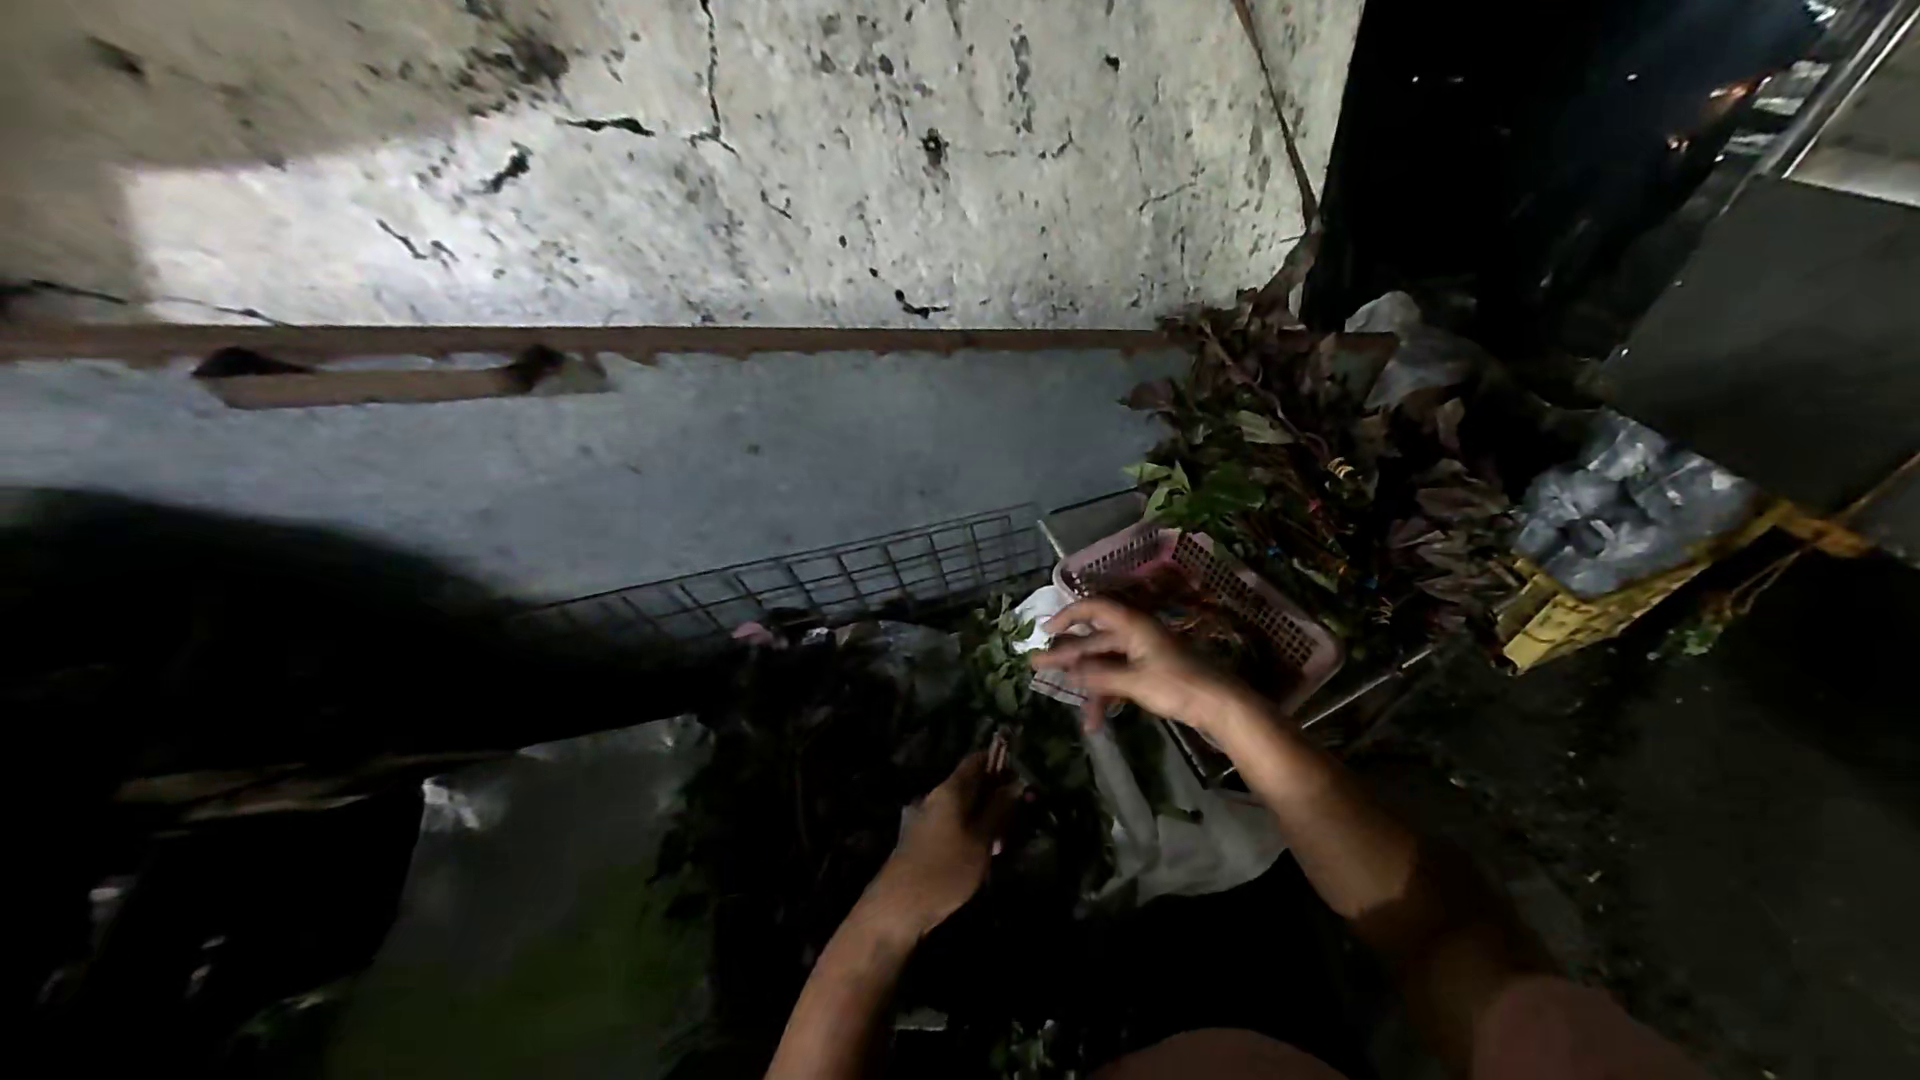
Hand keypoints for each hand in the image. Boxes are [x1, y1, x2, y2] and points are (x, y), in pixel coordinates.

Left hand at [862, 749, 1019, 938]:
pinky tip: (981, 855)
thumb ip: (998, 810)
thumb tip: (1015, 784)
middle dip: (995, 796)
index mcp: (949, 790)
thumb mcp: (980, 841)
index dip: (999, 763)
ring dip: (984, 817)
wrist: (897, 907)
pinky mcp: (920, 838)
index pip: (976, 761)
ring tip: (1002, 843)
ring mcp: (925, 817)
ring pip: (962, 807)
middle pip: (970, 784)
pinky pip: (951, 823)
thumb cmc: (945, 870)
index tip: (1020, 778)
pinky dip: (969, 831)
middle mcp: (935, 796)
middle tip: (1017, 818)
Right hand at [1028, 597, 1253, 736]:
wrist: (1222, 707)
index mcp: (1133, 626)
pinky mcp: (1150, 674)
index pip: (1094, 608)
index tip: (1046, 631)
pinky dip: (1107, 696)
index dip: (1068, 615)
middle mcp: (1136, 635)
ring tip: (1066, 700)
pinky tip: (1096, 720)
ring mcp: (1144, 655)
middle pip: (1095, 640)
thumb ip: (1099, 675)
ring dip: (1087, 683)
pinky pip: (1119, 679)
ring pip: (1105, 663)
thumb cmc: (1179, 686)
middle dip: (1068, 655)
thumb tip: (1069, 672)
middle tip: (1038, 665)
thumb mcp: (1134, 682)